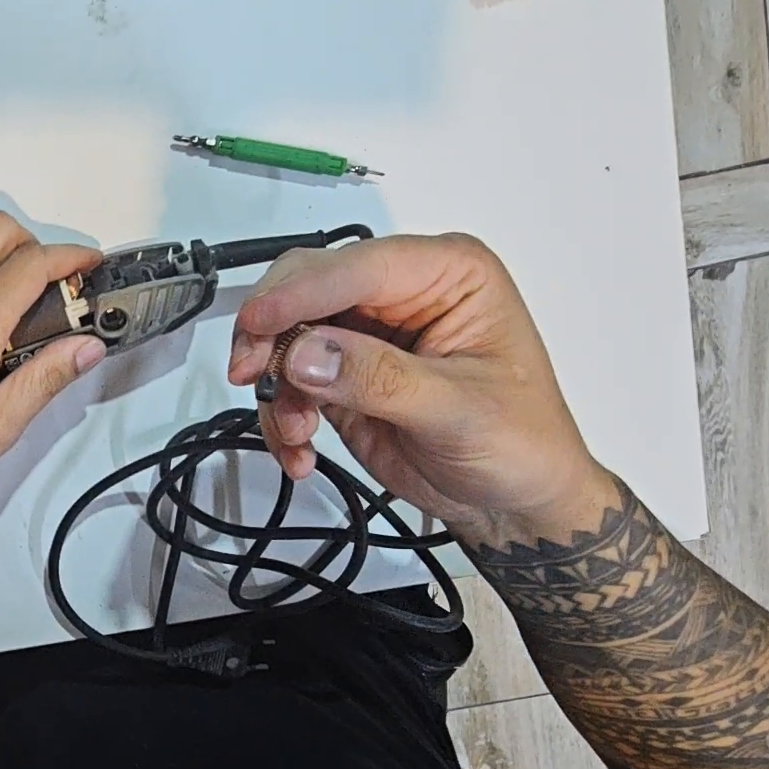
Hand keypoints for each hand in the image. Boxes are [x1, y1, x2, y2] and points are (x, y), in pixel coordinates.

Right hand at [227, 233, 606, 541]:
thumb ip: (378, 378)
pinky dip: (279, 416)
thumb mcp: (458, 410)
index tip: (256, 324)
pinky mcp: (336, 374)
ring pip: (282, 337)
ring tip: (296, 433)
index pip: (356, 268)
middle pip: (304, 288)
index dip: (300, 293)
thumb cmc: (519, 443)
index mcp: (444, 275)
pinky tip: (299, 448)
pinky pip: (283, 381)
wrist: (509, 500)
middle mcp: (397, 295)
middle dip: (270, 333)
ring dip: (275, 386)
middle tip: (249, 374)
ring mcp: (361, 335)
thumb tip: (306, 352)